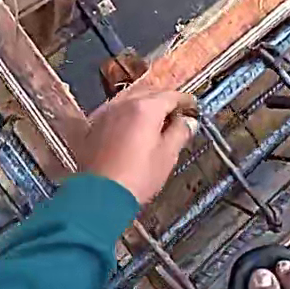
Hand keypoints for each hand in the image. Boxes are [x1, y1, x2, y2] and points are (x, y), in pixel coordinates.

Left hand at [74, 88, 198, 204]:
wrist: (100, 195)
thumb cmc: (139, 176)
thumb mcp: (167, 155)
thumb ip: (179, 132)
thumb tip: (188, 121)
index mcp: (145, 108)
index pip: (170, 96)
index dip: (185, 100)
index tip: (194, 106)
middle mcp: (124, 104)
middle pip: (149, 94)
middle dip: (164, 100)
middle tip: (177, 112)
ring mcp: (107, 113)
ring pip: (130, 100)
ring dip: (145, 105)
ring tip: (157, 119)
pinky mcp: (95, 126)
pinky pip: (117, 112)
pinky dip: (129, 114)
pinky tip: (134, 126)